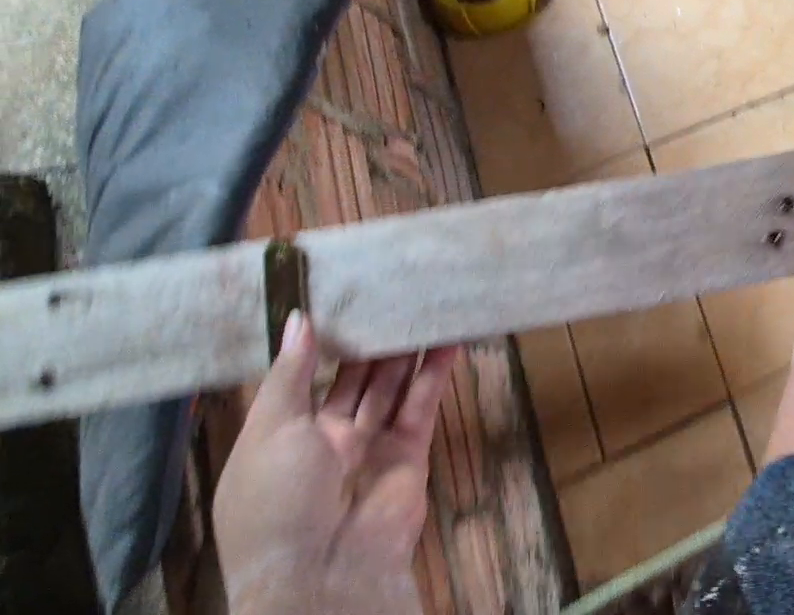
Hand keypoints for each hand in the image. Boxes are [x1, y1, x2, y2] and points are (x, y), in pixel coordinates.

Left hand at [212, 311, 458, 614]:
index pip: (302, 381)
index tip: (342, 302)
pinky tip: (448, 344)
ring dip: (407, 353)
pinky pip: (421, 404)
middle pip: (352, 381)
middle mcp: (324, 440)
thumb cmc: (279, 500)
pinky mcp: (410, 450)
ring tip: (428, 310)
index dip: (321, 345)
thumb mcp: (270, 433)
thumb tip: (299, 319)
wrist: (325, 568)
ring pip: (390, 388)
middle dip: (371, 345)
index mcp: (279, 439)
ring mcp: (370, 446)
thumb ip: (291, 376)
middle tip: (396, 299)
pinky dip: (435, 375)